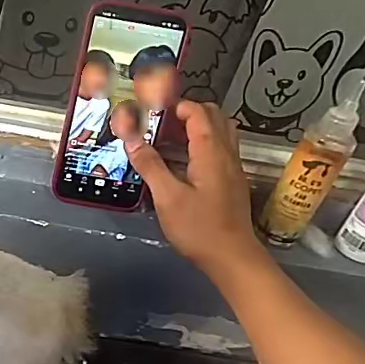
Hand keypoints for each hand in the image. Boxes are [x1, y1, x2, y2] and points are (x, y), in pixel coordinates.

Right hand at [126, 100, 266, 279]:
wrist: (233, 257)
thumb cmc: (199, 228)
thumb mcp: (167, 197)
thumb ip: (150, 165)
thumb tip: (130, 137)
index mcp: (211, 151)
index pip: (198, 112)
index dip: (177, 105)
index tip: (155, 109)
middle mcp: (226, 153)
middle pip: (215, 116)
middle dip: (189, 111)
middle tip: (163, 120)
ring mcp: (233, 167)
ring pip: (222, 131)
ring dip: (200, 125)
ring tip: (173, 136)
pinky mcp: (233, 181)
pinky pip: (222, 148)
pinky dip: (206, 141)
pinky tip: (186, 159)